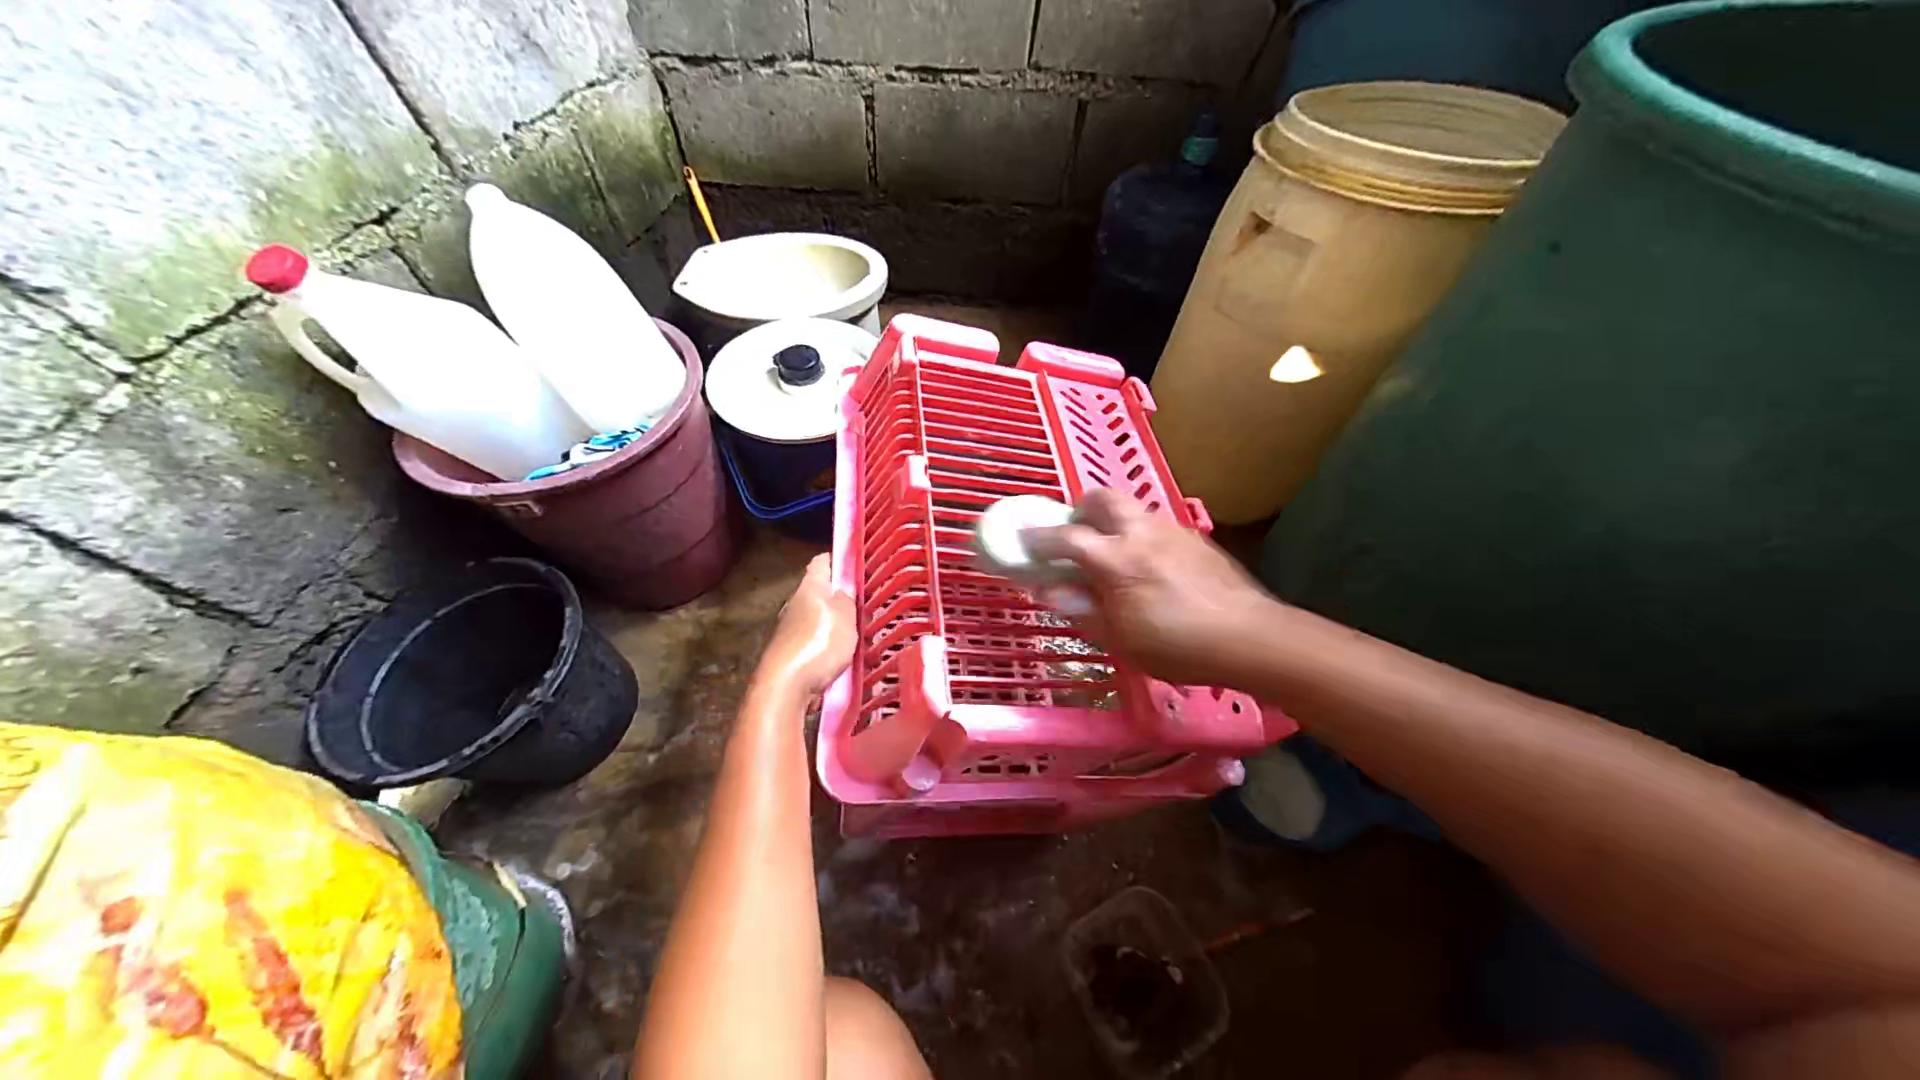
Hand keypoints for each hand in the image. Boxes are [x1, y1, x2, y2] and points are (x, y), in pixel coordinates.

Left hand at [758, 554, 856, 695]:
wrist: (784, 688)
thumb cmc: (819, 644)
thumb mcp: (846, 617)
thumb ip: (847, 600)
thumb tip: (844, 587)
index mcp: (809, 588)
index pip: (821, 562)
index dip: (838, 560)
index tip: (856, 565)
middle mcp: (794, 604)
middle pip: (819, 593)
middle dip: (840, 598)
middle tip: (864, 607)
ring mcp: (789, 630)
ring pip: (817, 619)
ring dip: (834, 626)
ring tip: (858, 637)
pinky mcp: (788, 654)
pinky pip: (813, 643)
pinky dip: (827, 647)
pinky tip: (841, 660)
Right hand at [1023, 489, 1281, 687]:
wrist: (1250, 638)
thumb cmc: (1177, 646)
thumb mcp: (1120, 638)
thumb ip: (1083, 608)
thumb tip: (1051, 591)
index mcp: (1117, 559)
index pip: (1066, 537)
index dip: (1039, 538)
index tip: (1023, 540)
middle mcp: (1141, 532)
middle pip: (1101, 498)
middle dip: (1079, 510)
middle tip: (1072, 534)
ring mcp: (1171, 530)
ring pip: (1131, 508)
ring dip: (1110, 521)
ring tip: (1109, 553)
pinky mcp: (1195, 539)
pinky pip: (1155, 524)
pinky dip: (1138, 534)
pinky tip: (1147, 566)